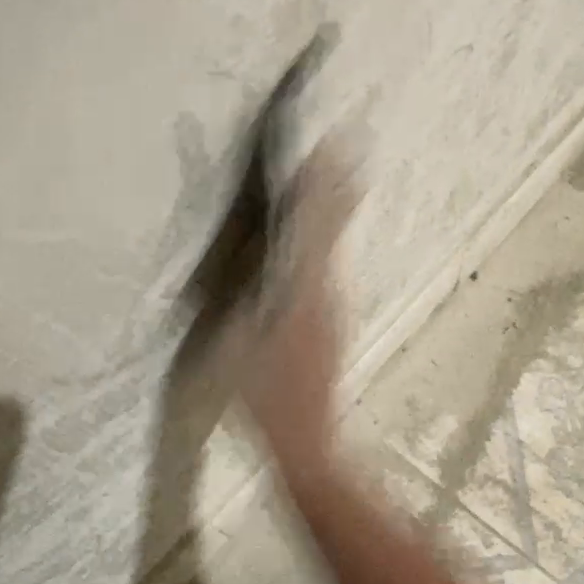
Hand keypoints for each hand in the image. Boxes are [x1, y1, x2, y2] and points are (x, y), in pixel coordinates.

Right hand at [239, 134, 360, 481]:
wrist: (311, 440)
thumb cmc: (266, 397)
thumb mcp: (237, 343)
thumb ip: (243, 291)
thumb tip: (248, 247)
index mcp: (300, 291)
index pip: (313, 223)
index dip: (321, 182)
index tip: (333, 142)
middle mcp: (326, 290)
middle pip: (333, 226)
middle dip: (336, 183)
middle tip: (346, 142)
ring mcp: (335, 306)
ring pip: (334, 244)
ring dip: (332, 206)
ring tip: (332, 171)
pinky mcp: (333, 320)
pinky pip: (328, 263)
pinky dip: (325, 235)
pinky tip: (316, 229)